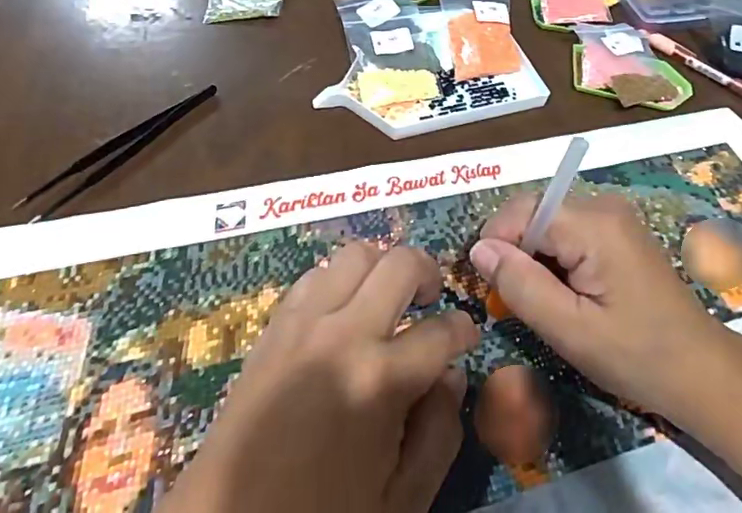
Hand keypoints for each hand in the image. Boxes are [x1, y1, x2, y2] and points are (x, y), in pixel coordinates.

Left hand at [162, 242, 478, 512]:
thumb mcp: (401, 500)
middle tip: (430, 299)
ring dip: (381, 267)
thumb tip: (452, 375)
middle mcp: (344, 334)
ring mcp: (305, 322)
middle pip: (400, 264)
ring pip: (355, 254)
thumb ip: (439, 434)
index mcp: (380, 381)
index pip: (441, 331)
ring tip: (387, 296)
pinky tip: (343, 308)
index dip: (463, 329)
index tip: (466, 334)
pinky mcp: (275, 323)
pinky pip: (315, 274)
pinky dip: (339, 279)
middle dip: (427, 273)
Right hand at [469, 194, 725, 420]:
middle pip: (534, 211)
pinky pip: (568, 230)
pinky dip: (554, 257)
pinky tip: (564, 293)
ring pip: (548, 221)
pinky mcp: (617, 230)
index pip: (522, 210)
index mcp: (593, 224)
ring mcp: (613, 215)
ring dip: (533, 256)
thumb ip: (521, 285)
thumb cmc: (637, 356)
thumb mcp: (570, 330)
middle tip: (514, 300)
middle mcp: (602, 205)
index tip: (491, 287)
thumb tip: (478, 249)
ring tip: (542, 301)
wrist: (704, 373)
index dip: (497, 242)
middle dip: (515, 250)